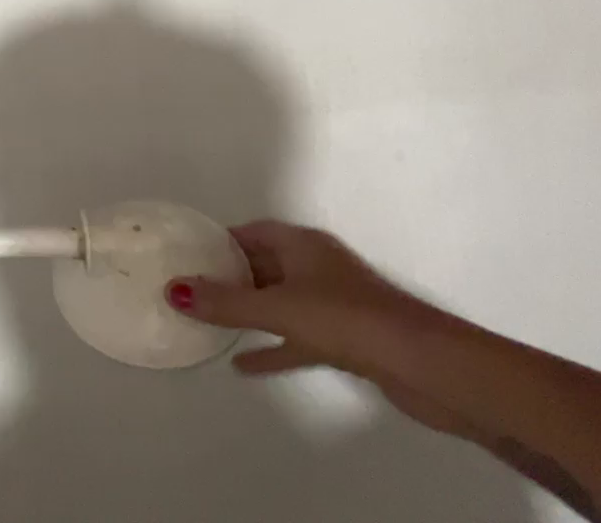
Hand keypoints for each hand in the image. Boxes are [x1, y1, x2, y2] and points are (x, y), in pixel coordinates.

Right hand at [167, 221, 475, 436]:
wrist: (427, 367)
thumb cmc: (348, 320)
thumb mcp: (277, 309)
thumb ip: (225, 303)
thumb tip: (173, 290)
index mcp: (302, 245)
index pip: (250, 233)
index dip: (218, 242)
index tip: (185, 254)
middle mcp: (316, 267)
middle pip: (262, 266)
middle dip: (227, 278)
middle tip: (186, 289)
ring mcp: (333, 304)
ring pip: (277, 302)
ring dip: (247, 313)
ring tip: (207, 322)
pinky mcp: (345, 339)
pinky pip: (295, 337)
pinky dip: (271, 347)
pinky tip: (243, 365)